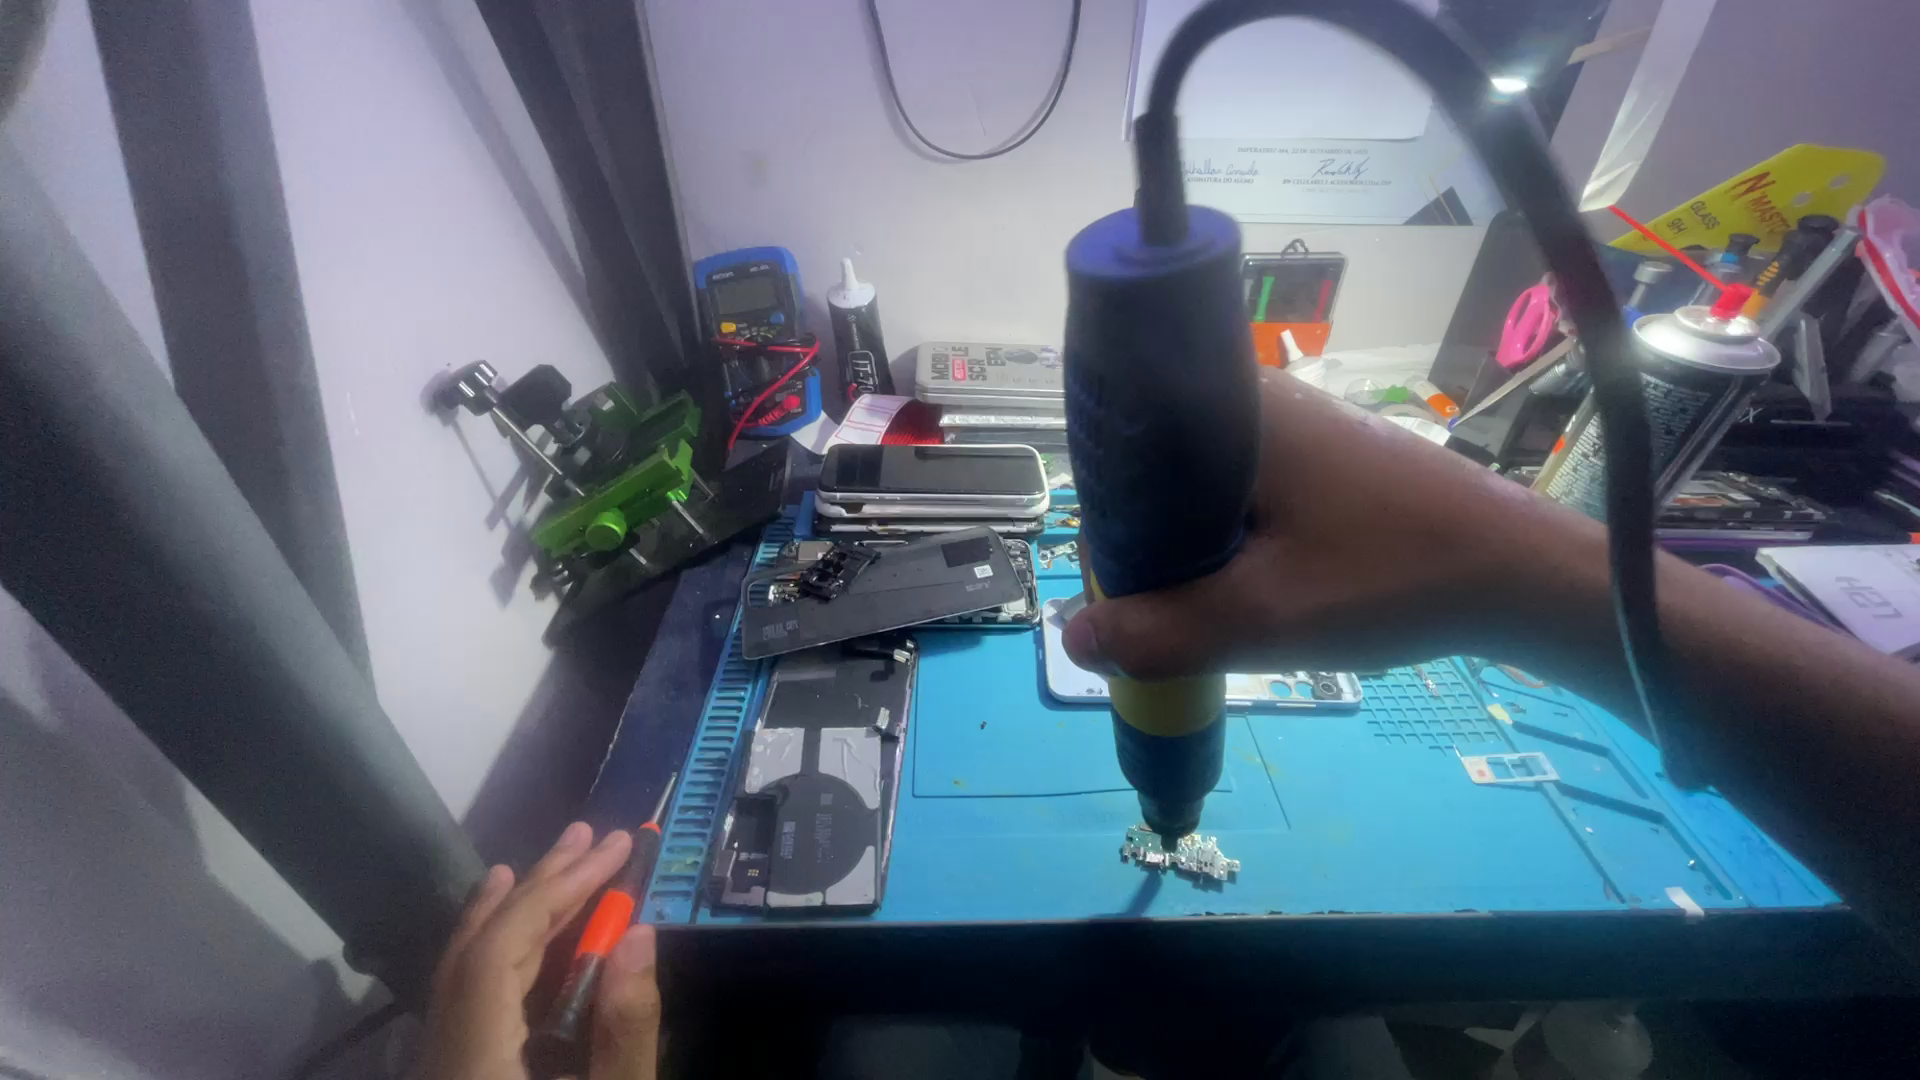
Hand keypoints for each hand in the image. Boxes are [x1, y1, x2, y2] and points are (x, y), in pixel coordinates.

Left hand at [412, 823, 661, 1079]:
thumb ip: (624, 1028)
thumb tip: (640, 933)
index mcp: (473, 1063)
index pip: (497, 953)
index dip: (556, 892)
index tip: (615, 851)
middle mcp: (440, 1056)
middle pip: (477, 950)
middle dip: (541, 886)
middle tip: (593, 836)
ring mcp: (440, 1063)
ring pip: (466, 968)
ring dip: (519, 906)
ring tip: (560, 856)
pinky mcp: (455, 1069)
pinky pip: (467, 992)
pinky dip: (496, 942)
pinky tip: (514, 920)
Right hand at [1063, 369, 1606, 679]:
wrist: (1524, 575)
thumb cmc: (1393, 578)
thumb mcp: (1265, 615)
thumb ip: (1161, 631)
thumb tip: (1072, 640)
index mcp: (1228, 410)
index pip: (1122, 452)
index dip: (1107, 521)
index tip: (1123, 582)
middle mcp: (1250, 399)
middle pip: (1154, 469)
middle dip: (1144, 540)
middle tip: (1163, 605)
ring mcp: (1287, 424)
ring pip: (1192, 485)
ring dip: (1182, 543)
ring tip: (1199, 599)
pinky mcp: (1312, 454)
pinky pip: (1231, 490)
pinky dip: (1218, 535)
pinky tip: (1237, 578)